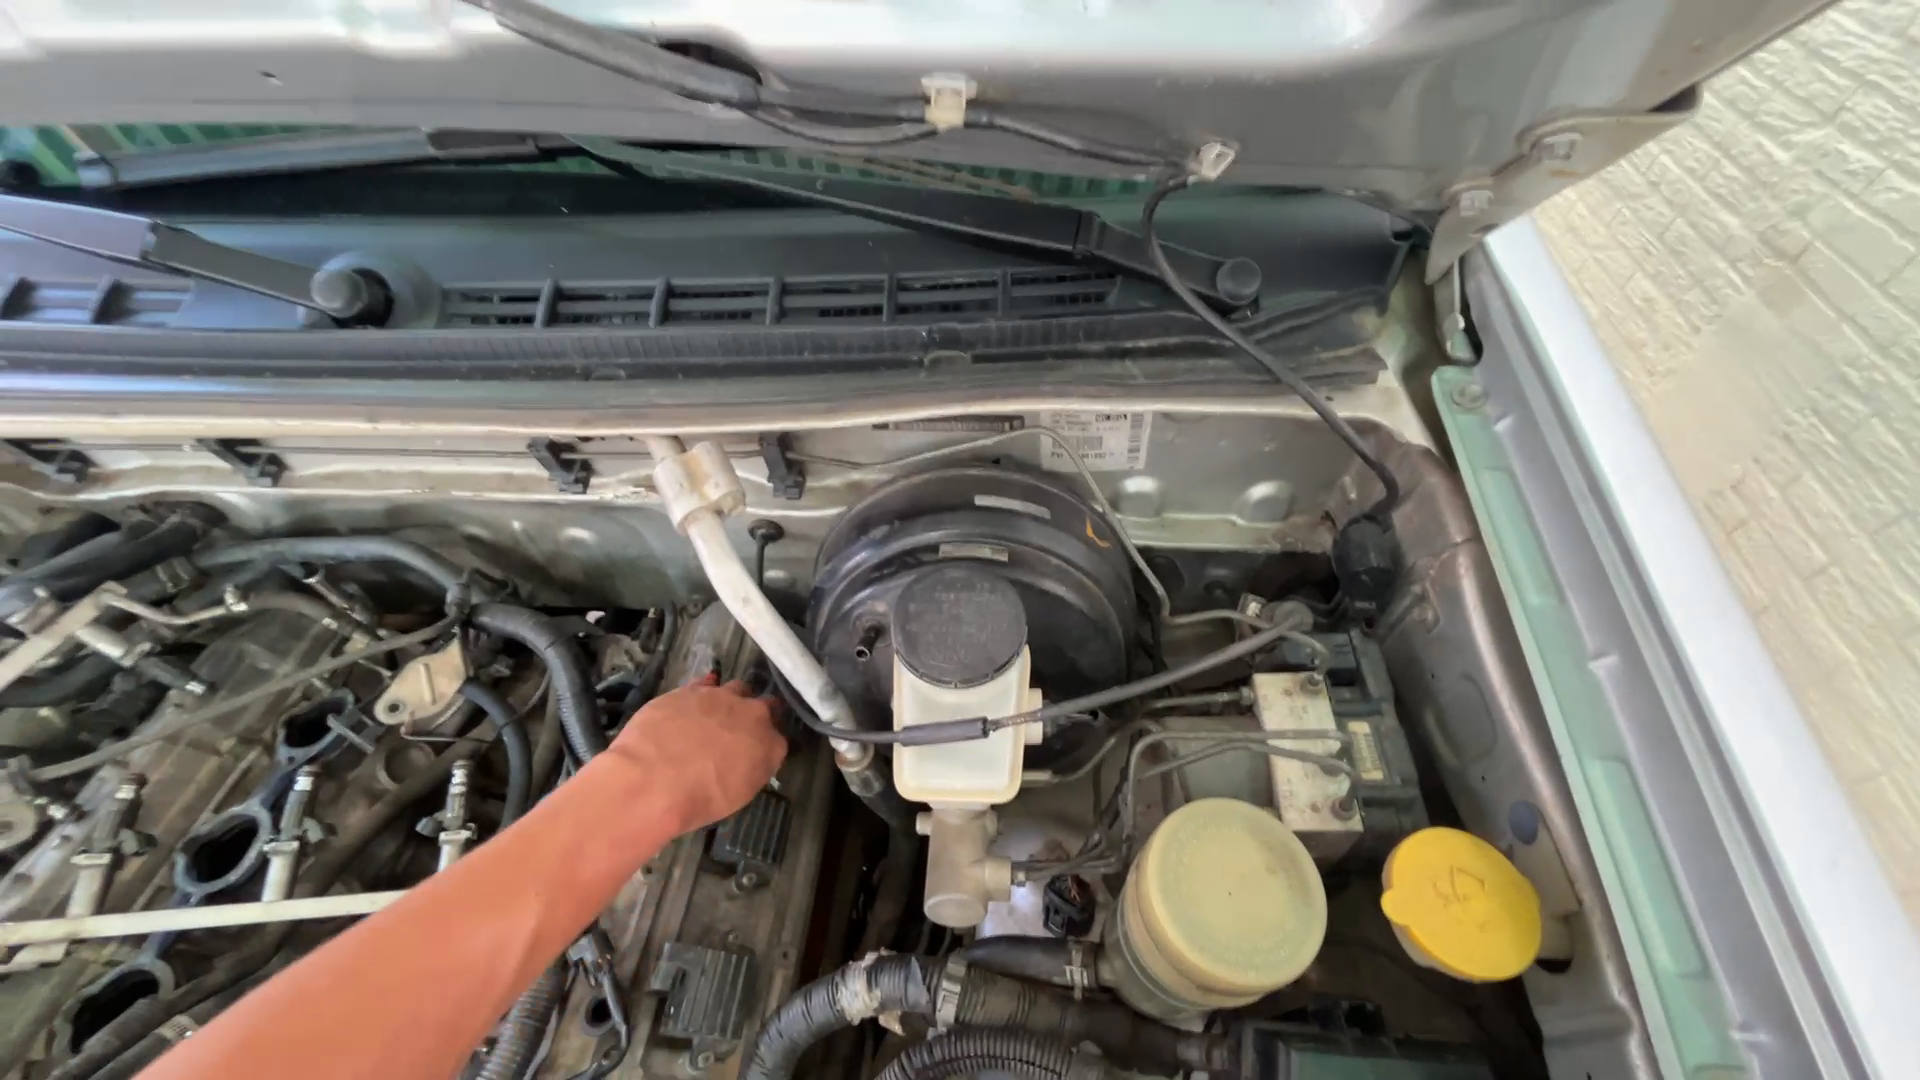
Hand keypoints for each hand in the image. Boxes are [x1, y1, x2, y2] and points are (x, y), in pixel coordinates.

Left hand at [606, 680, 786, 833]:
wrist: (652, 781)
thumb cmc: (698, 799)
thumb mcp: (737, 796)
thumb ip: (751, 769)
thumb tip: (748, 759)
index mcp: (770, 744)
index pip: (778, 738)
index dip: (765, 743)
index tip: (755, 752)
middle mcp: (752, 713)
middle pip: (764, 705)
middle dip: (755, 715)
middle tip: (738, 731)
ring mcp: (721, 697)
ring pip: (737, 688)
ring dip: (731, 699)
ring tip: (715, 715)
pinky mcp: (690, 690)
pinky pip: (704, 683)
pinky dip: (703, 690)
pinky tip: (694, 701)